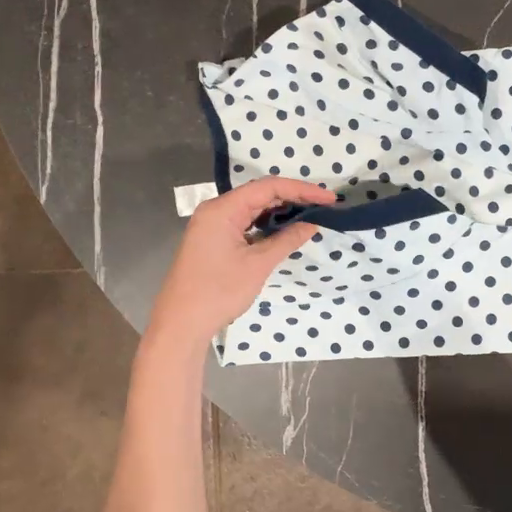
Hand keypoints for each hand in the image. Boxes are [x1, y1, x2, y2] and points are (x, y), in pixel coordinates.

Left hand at [144, 178, 334, 350]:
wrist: (181, 323)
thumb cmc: (219, 292)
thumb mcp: (258, 264)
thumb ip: (287, 239)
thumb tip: (313, 223)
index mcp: (222, 209)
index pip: (268, 188)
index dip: (302, 190)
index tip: (330, 198)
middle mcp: (216, 210)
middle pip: (260, 194)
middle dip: (294, 198)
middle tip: (325, 205)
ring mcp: (213, 225)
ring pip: (253, 209)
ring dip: (281, 211)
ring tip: (312, 215)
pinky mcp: (214, 239)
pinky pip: (245, 223)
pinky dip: (267, 224)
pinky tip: (286, 230)